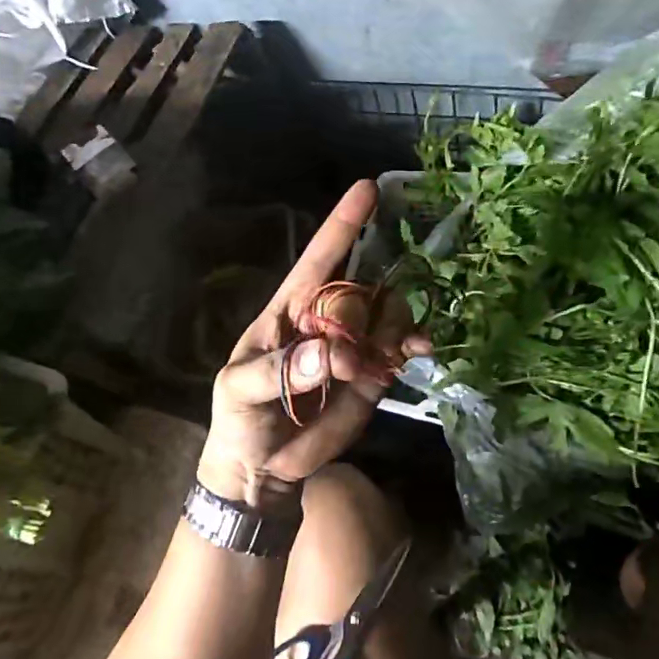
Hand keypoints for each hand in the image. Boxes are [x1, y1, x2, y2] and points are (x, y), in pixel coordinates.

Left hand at [200, 180, 426, 508]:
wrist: (262, 469)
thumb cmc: (240, 418)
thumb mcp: (240, 392)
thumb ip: (279, 372)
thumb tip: (331, 354)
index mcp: (289, 309)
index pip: (319, 259)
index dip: (342, 225)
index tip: (368, 190)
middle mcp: (327, 319)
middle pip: (362, 287)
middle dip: (363, 311)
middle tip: (346, 360)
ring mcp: (355, 345)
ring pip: (390, 312)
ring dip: (392, 329)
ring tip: (371, 364)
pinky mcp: (374, 374)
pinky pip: (401, 348)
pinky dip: (413, 344)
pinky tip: (418, 351)